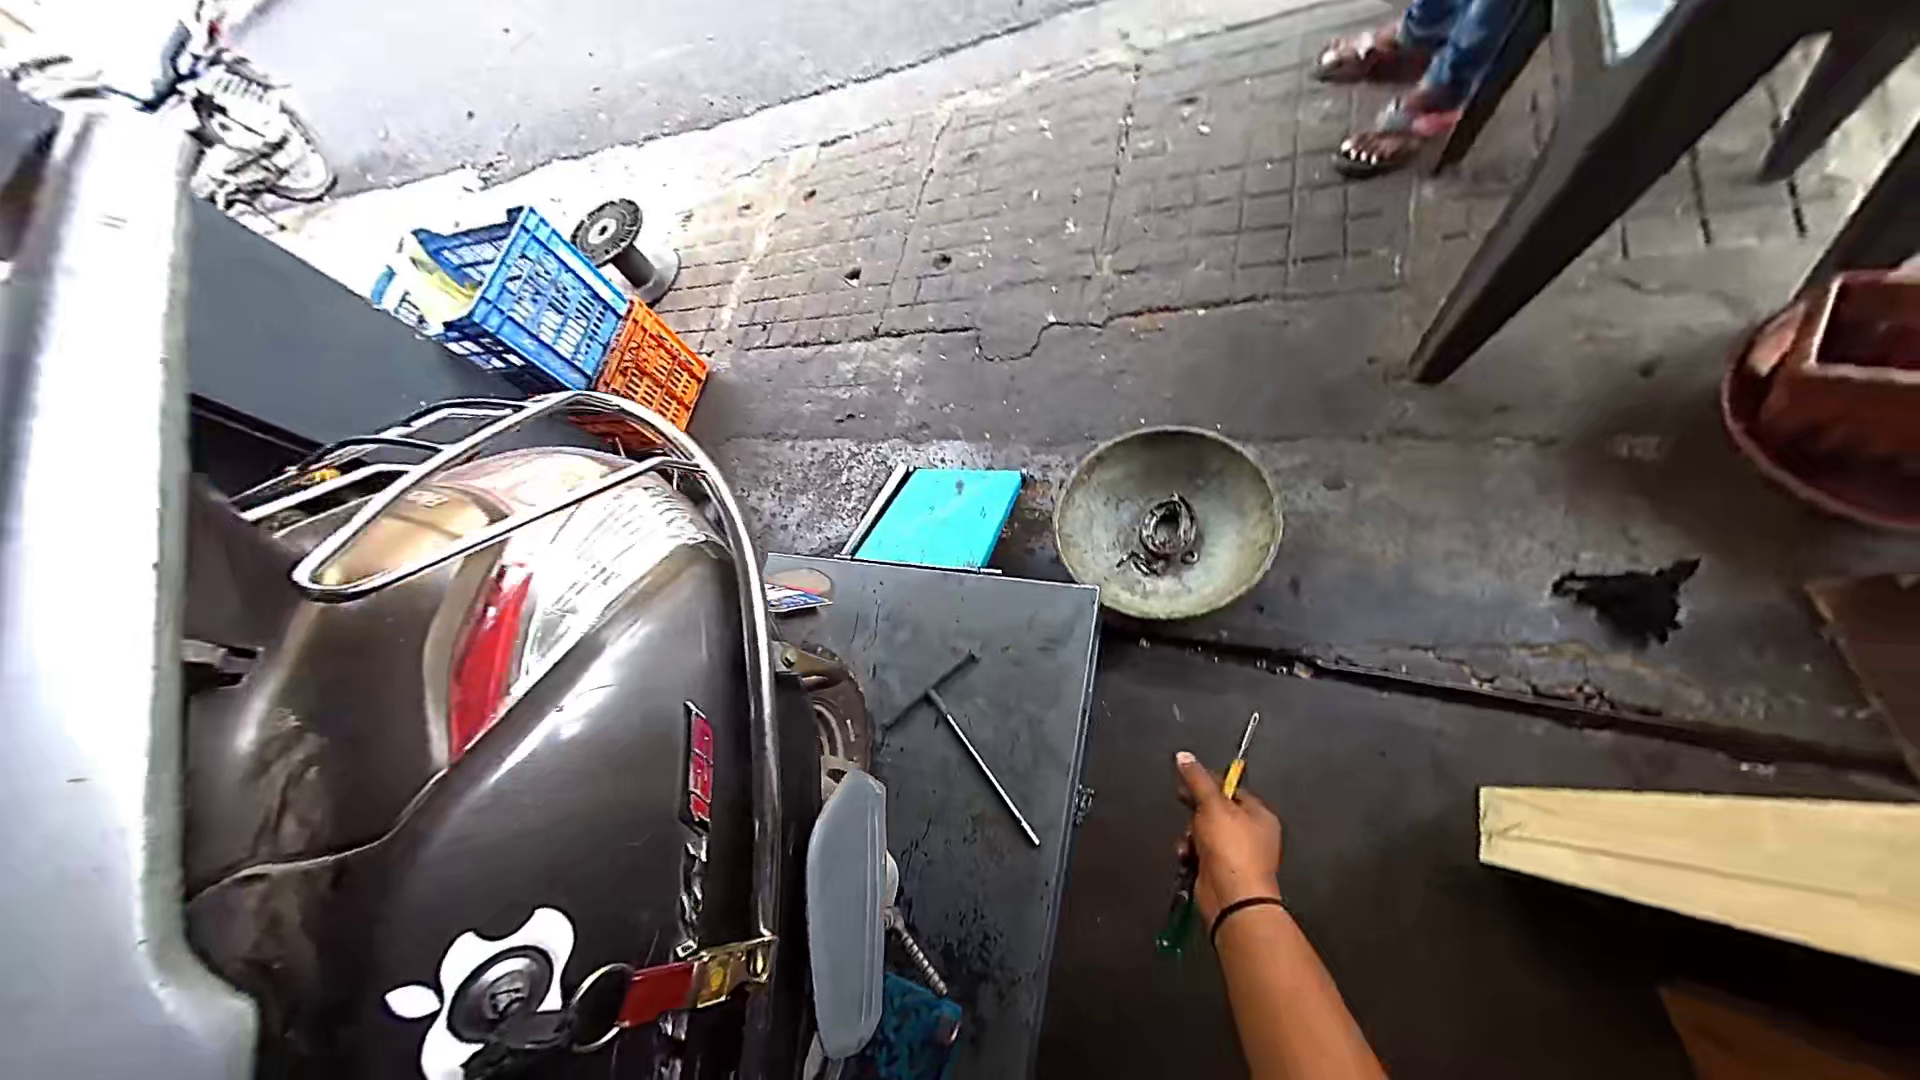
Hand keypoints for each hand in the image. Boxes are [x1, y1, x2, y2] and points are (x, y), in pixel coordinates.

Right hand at [1176, 750, 1282, 923]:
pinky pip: (1200, 850)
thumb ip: (1197, 779)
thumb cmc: (1230, 847)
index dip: (1207, 782)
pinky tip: (1187, 855)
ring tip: (1190, 840)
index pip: (1230, 787)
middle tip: (1185, 807)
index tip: (1186, 779)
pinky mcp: (1221, 868)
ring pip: (1203, 830)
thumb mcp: (1212, 805)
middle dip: (1196, 811)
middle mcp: (1251, 832)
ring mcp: (1236, 852)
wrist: (1232, 897)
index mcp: (1259, 814)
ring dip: (1190, 833)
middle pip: (1215, 808)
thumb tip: (1183, 756)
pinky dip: (1190, 851)